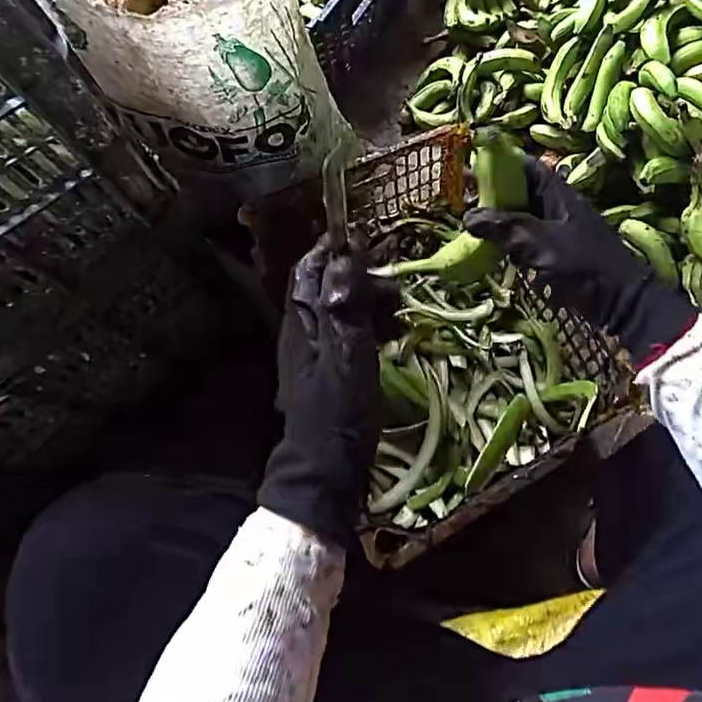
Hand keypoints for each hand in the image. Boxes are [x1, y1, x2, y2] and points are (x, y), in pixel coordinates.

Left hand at [256, 236, 394, 547]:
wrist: (327, 463)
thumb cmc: (338, 405)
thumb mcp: (348, 349)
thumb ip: (346, 303)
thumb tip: (345, 257)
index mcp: (302, 320)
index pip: (310, 268)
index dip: (334, 249)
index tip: (364, 239)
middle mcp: (305, 328)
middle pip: (330, 284)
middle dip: (362, 276)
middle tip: (393, 281)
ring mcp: (318, 348)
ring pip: (344, 306)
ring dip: (371, 300)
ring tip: (399, 309)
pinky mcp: (334, 366)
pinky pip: (353, 330)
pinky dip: (373, 324)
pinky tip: (394, 333)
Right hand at [464, 155, 696, 359]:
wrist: (624, 303)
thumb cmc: (584, 266)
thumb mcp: (541, 244)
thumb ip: (506, 228)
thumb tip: (468, 217)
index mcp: (559, 195)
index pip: (526, 167)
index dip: (500, 166)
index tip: (471, 171)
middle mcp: (559, 208)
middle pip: (521, 192)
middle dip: (493, 197)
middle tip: (464, 204)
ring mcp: (560, 232)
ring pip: (523, 218)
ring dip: (500, 222)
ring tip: (472, 228)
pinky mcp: (560, 255)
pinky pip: (529, 241)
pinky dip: (511, 244)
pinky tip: (494, 253)